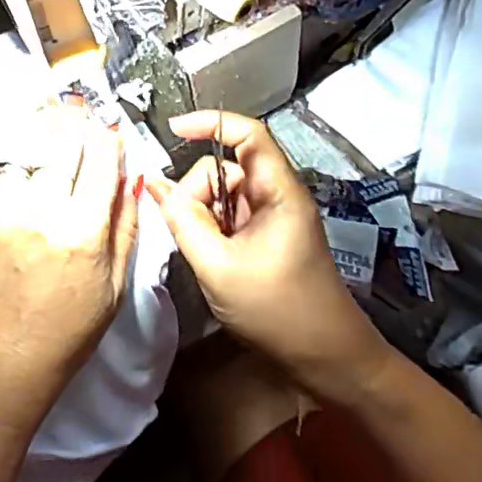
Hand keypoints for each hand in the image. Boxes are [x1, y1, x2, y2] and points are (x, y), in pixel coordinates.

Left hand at [0, 104, 140, 434]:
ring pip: (22, 146)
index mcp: (82, 232)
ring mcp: (0, 211)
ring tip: (48, 117)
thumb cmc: (65, 336)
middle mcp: (40, 212)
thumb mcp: (113, 288)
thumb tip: (131, 178)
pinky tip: (13, 140)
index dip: (107, 135)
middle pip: (60, 142)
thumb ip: (124, 226)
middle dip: (74, 117)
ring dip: (39, 128)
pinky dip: (1, 147)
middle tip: (78, 104)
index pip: (100, 159)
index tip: (110, 125)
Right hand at [146, 111, 398, 404]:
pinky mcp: (266, 237)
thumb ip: (182, 221)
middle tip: (188, 231)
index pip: (247, 134)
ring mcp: (272, 218)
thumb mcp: (218, 267)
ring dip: (202, 215)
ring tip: (203, 254)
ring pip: (222, 196)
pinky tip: (210, 257)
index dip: (210, 123)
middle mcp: (276, 196)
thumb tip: (154, 186)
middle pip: (224, 169)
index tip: (174, 128)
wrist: (327, 358)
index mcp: (278, 192)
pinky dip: (211, 229)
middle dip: (196, 191)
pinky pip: (228, 217)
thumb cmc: (280, 312)